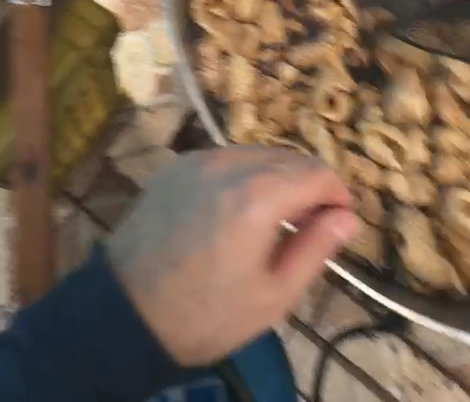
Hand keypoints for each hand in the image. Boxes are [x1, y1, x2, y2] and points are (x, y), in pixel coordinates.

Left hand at [105, 146, 358, 365]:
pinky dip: (245, 175)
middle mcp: (228, 163)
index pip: (316, 171)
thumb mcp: (272, 296)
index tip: (340, 221)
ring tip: (274, 221)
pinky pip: (227, 158)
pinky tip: (238, 211)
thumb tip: (347, 218)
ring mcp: (199, 158)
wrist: (123, 313)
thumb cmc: (205, 315)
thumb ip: (314, 249)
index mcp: (257, 196)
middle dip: (309, 185)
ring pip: (258, 154)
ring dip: (278, 178)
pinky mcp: (178, 164)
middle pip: (289, 157)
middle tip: (310, 226)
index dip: (337, 193)